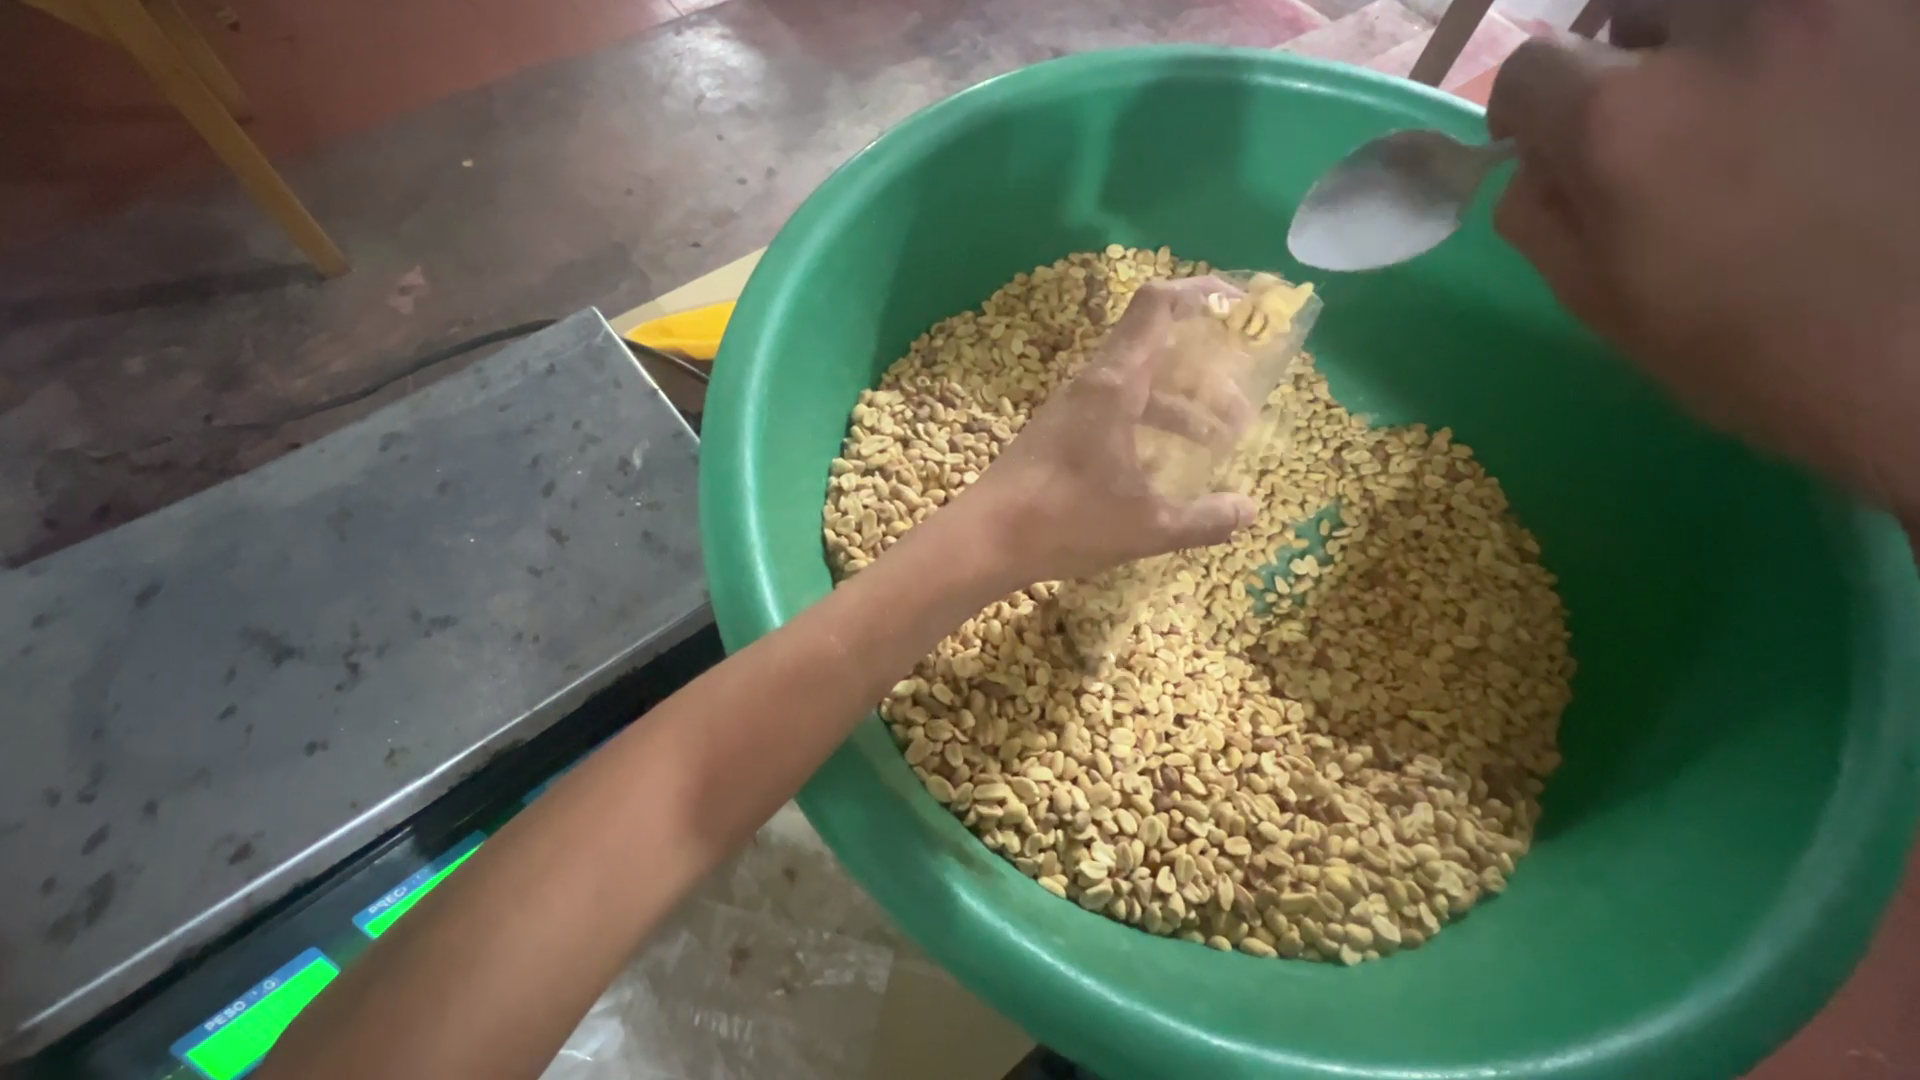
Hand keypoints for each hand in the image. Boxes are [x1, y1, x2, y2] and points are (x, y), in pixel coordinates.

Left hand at [950, 277, 1259, 585]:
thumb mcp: (1147, 526)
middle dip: (1206, 373)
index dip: (1202, 292)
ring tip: (1217, 443)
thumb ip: (1205, 518)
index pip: (1157, 306)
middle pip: (1156, 351)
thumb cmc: (1065, 522)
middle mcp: (1092, 386)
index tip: (1241, 306)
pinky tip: (1165, 467)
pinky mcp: (1058, 435)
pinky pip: (1115, 413)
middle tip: (1242, 411)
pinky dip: (1149, 427)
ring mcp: (1071, 410)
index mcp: (1114, 385)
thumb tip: (1250, 511)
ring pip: (1137, 388)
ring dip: (1180, 407)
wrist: (984, 541)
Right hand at [1487, 0, 1919, 516]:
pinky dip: (1801, 50)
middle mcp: (1729, 31)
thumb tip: (1532, 162)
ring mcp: (1848, 11)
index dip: (1524, 109)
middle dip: (1620, 44)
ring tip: (1740, 94)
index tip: (1539, 138)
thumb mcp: (1594, 297)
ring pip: (1740, 0)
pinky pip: (1831, 20)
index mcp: (1620, 119)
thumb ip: (1540, 213)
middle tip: (1641, 96)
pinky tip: (1819, 105)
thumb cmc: (1738, 345)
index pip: (1529, 67)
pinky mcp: (1918, 22)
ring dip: (1712, 36)